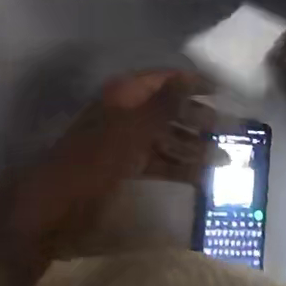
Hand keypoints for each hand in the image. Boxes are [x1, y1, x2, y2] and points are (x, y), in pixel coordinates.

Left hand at [0, 71, 213, 260]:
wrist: (53, 207)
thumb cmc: (92, 162)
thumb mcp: (131, 131)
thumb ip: (162, 105)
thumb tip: (188, 78)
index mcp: (122, 97)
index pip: (162, 80)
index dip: (190, 83)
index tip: (222, 91)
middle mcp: (124, 114)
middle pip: (166, 109)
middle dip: (197, 118)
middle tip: (232, 131)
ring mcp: (123, 143)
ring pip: (164, 138)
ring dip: (193, 147)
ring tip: (226, 160)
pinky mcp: (122, 170)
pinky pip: (157, 162)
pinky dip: (178, 168)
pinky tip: (202, 178)